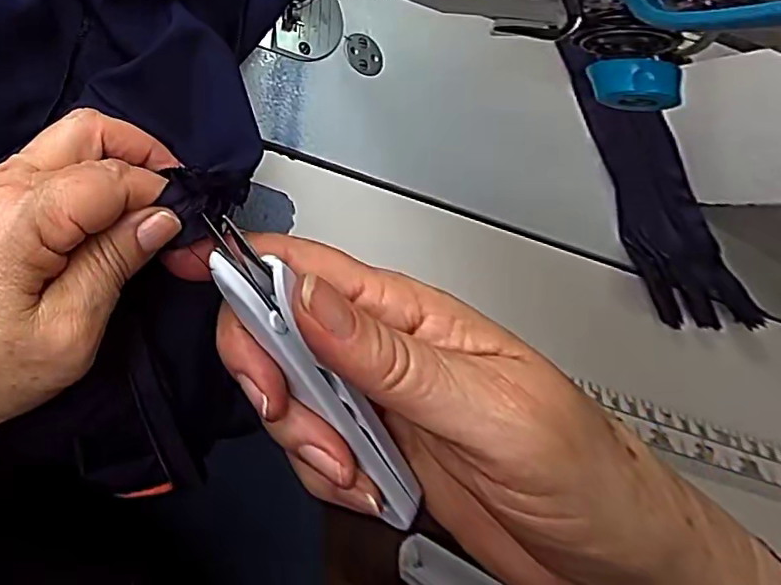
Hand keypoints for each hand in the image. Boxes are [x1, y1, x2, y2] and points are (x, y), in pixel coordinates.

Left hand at [0, 109, 184, 489]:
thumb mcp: (69, 329)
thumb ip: (115, 261)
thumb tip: (162, 217)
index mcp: (18, 216)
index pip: (110, 174)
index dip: (162, 196)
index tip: (193, 231)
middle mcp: (2, 185)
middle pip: (89, 130)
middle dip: (144, 157)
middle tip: (176, 209)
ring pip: (73, 141)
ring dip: (120, 167)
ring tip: (150, 221)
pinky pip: (55, 164)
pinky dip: (94, 178)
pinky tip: (114, 220)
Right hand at [165, 233, 778, 584]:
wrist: (626, 570)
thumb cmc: (589, 477)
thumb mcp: (488, 410)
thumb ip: (385, 350)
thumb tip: (301, 290)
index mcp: (397, 311)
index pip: (295, 262)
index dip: (234, 258)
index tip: (186, 264)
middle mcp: (366, 342)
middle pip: (264, 323)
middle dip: (261, 370)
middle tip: (283, 409)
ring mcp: (358, 389)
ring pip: (276, 384)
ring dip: (298, 433)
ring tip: (351, 469)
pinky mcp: (355, 435)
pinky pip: (298, 436)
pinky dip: (317, 467)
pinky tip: (364, 485)